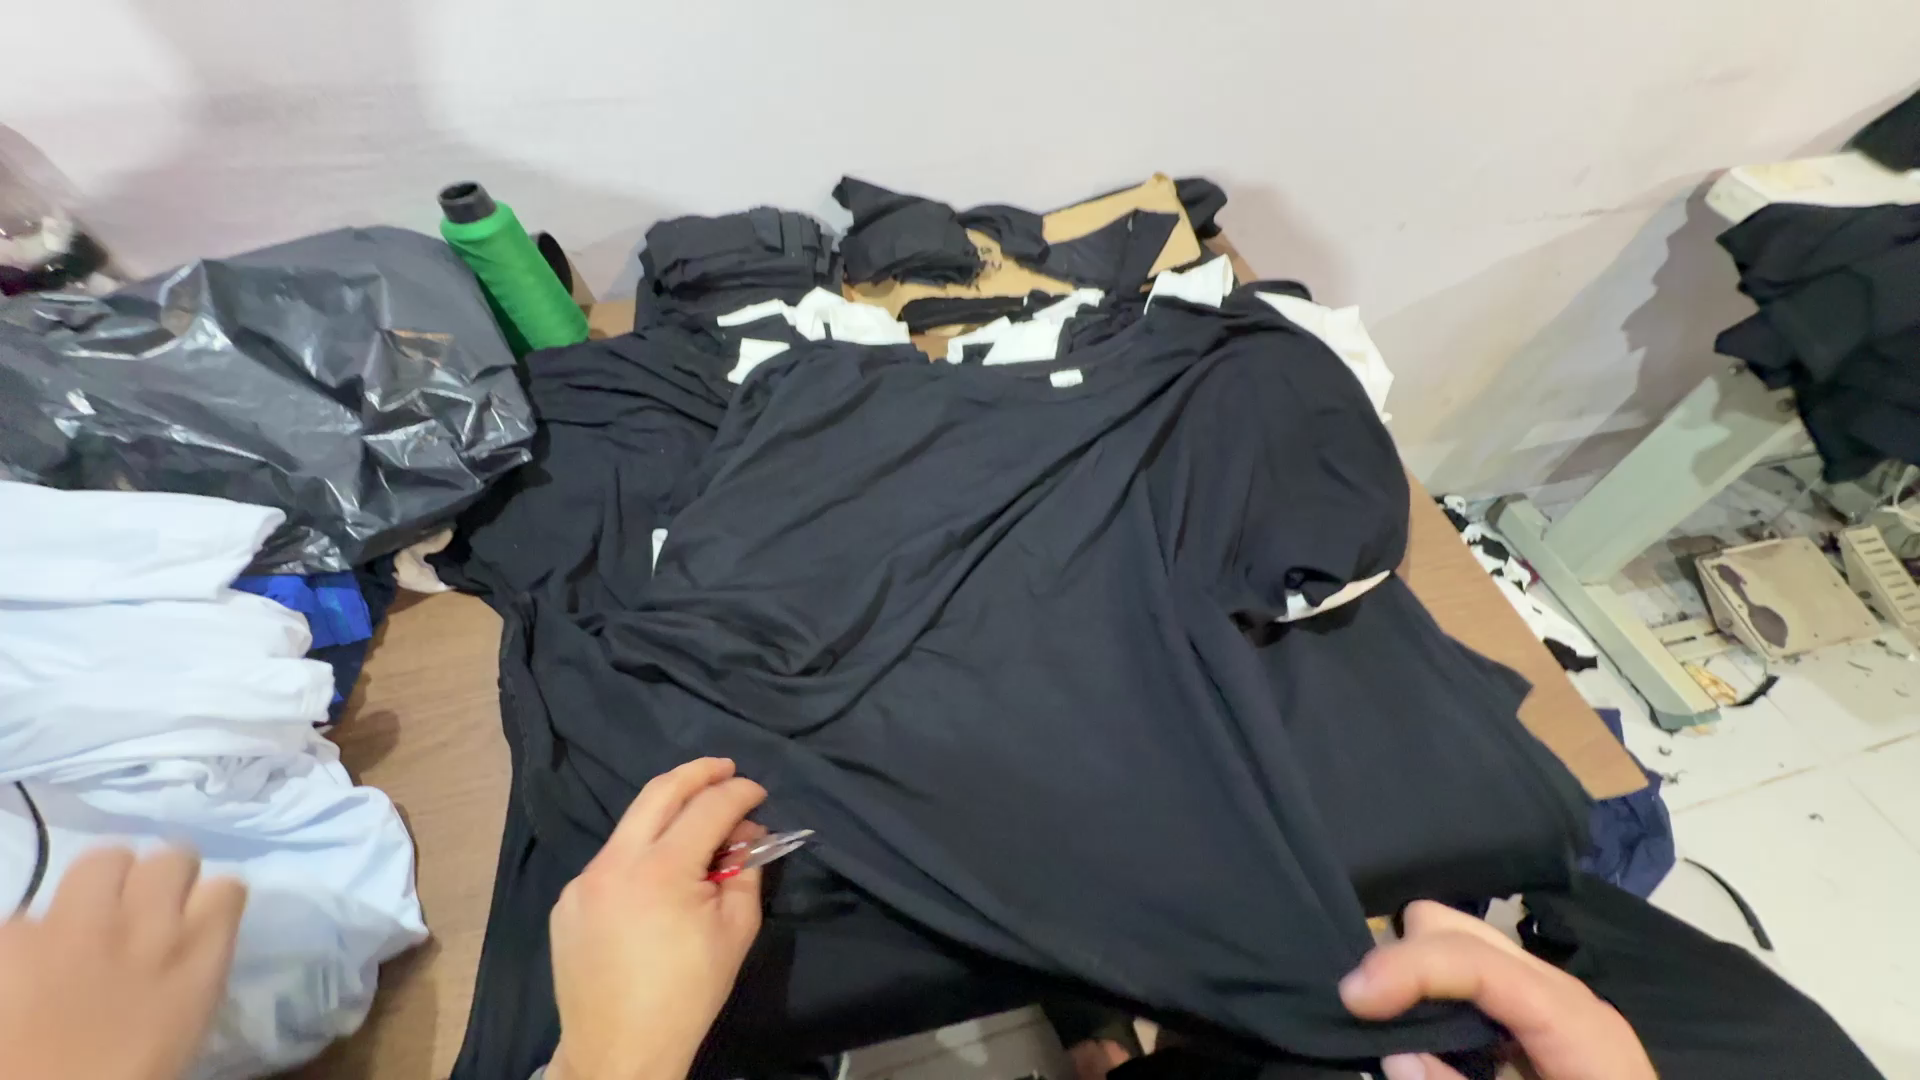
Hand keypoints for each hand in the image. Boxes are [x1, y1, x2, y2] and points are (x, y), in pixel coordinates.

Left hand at [0, 846, 247, 1079]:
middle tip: (138, 909)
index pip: (227, 885)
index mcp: (201, 946)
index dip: (208, 901)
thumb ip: (196, 958)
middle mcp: (148, 923)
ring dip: (98, 884)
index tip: (192, 922)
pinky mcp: (6, 944)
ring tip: (83, 918)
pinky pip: (22, 914)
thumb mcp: (188, 1010)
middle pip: (170, 857)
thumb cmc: (127, 1068)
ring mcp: (75, 928)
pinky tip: (25, 958)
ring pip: (103, 859)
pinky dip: (25, 932)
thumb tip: (191, 934)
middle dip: (156, 877)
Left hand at [548, 758, 768, 1079]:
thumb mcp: (737, 928)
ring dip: (670, 810)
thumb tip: (746, 835)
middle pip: (660, 791)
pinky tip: (663, 871)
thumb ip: (745, 869)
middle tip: (727, 769)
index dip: (740, 793)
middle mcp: (615, 863)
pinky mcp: (569, 900)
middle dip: (699, 772)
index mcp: (661, 871)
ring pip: (633, 821)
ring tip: (701, 817)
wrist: (619, 1054)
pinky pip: (614, 856)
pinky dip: (645, 848)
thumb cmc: (688, 993)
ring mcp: (584, 880)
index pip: (708, 807)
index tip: (759, 794)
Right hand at [1339, 900, 1653, 1079]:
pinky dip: (1421, 984)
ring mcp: (1541, 996)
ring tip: (1388, 1022)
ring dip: (1405, 970)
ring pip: (1445, 935)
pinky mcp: (1525, 1011)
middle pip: (1452, 926)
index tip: (1353, 999)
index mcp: (1581, 1031)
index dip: (1409, 968)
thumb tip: (1396, 1055)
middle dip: (1400, 960)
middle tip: (1370, 1015)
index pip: (1481, 961)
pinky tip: (1421, 1031)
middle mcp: (1558, 994)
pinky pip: (1455, 967)